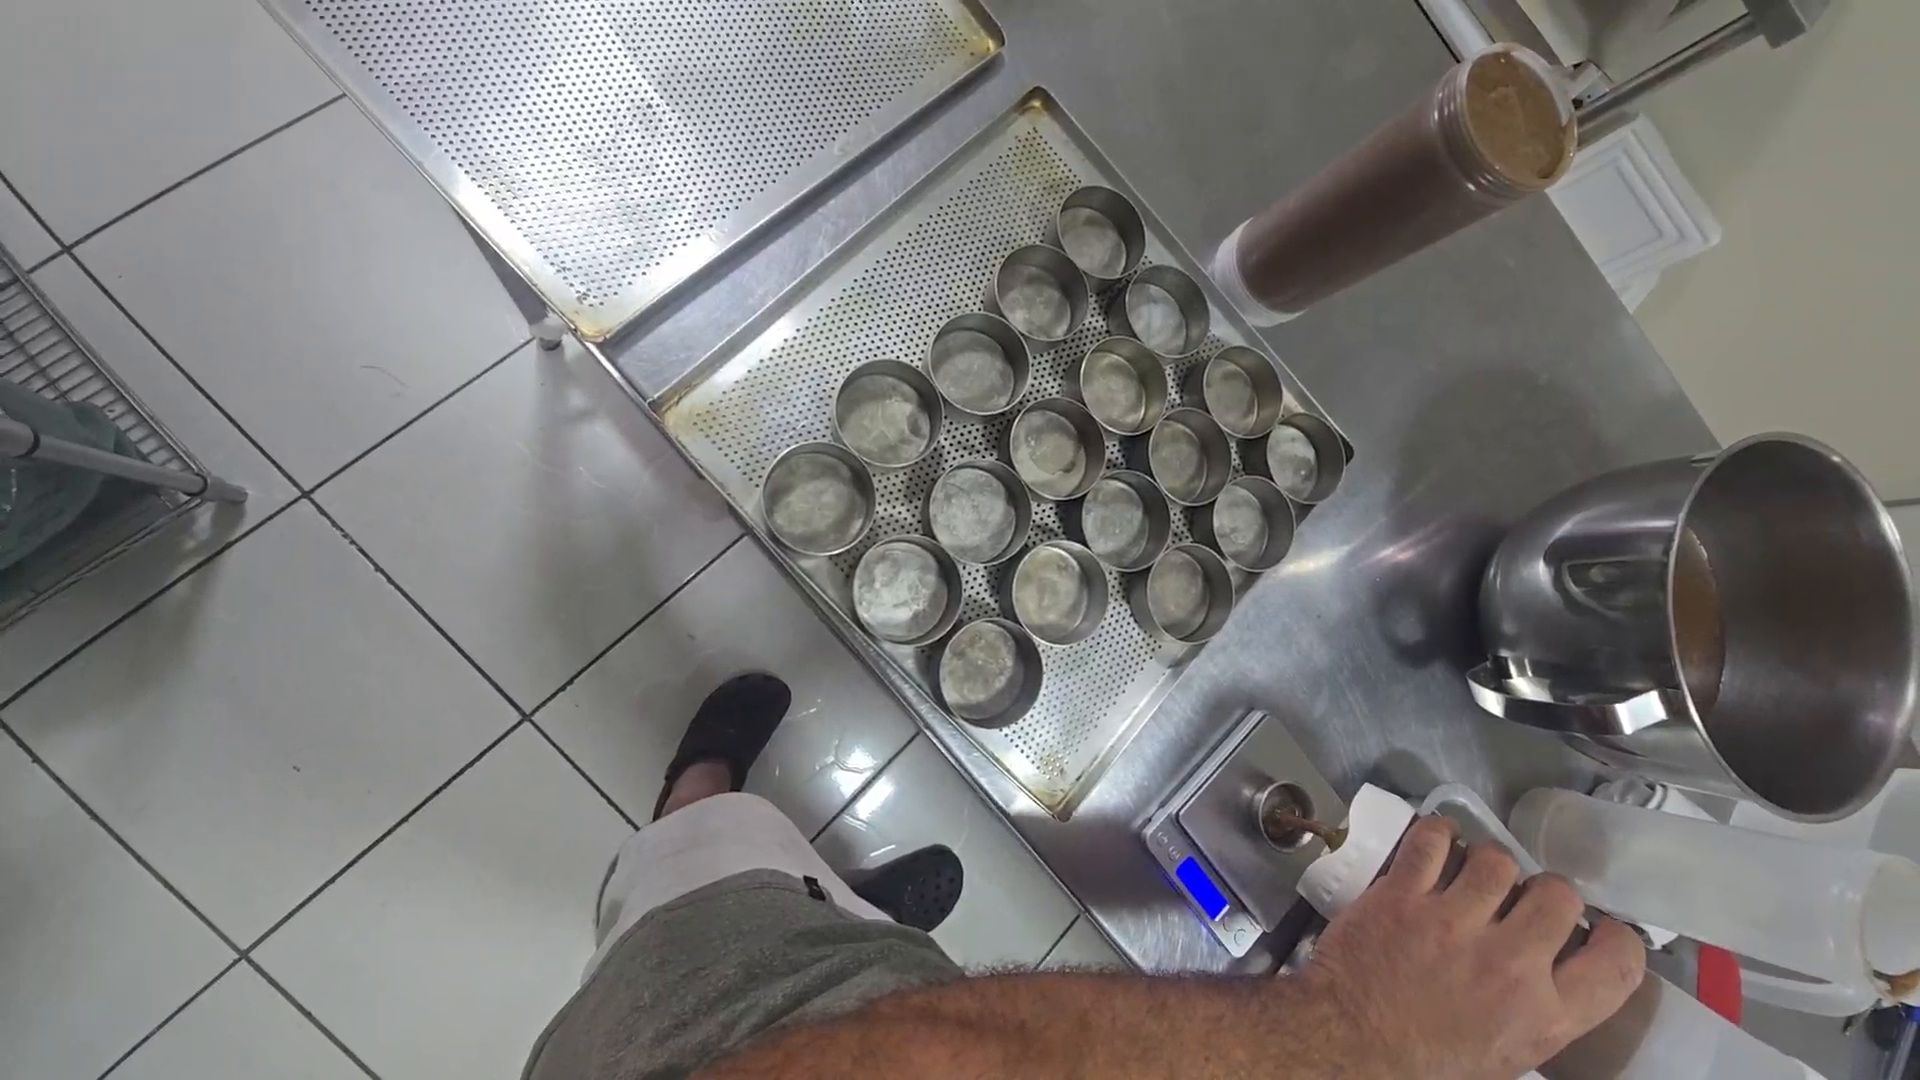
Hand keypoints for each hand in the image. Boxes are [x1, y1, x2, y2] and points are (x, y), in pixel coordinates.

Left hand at [1303, 816, 1644, 1079]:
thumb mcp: (1510, 1052)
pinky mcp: (1401, 894)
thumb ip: (1541, 1009)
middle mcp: (1509, 962)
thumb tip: (1558, 967)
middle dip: (1544, 889)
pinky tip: (1439, 839)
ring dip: (1488, 861)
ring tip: (1474, 872)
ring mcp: (1451, 921)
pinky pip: (1431, 841)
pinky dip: (1438, 832)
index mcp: (1546, 1013)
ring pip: (1495, 860)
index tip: (1595, 925)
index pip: (1616, 962)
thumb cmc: (1429, 1059)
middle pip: (1556, 894)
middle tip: (1521, 896)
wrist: (1351, 1040)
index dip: (1614, 936)